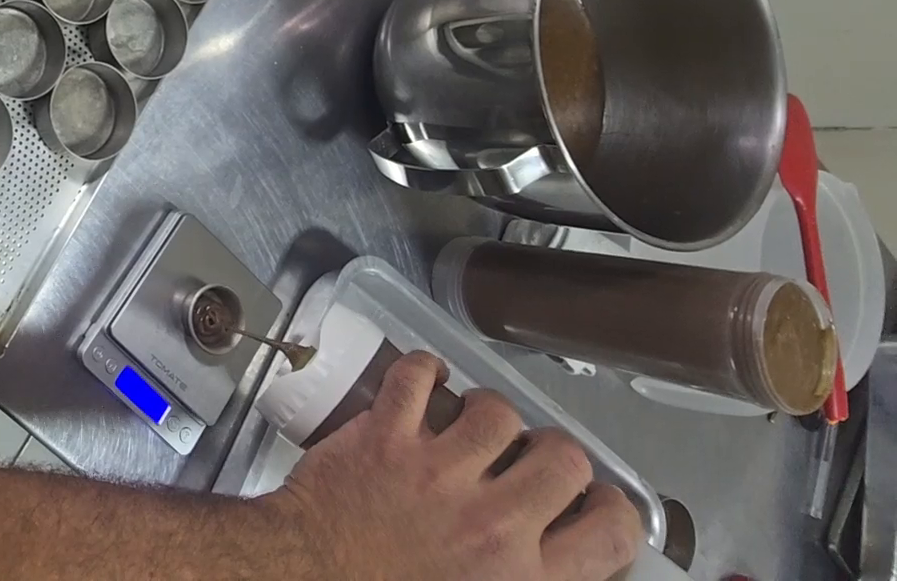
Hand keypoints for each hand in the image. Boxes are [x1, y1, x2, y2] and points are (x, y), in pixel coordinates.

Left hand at [274, 352, 642, 580]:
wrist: (315, 574)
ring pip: (495, 410)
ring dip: (490, 408)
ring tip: (475, 417)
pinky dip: (423, 366)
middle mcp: (494, 521)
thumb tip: (552, 555)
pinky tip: (429, 374)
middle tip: (527, 450)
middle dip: (552, 447)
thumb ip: (526, 578)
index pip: (611, 531)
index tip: (589, 493)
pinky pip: (414, 378)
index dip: (609, 505)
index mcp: (530, 578)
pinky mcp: (384, 435)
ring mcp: (437, 471)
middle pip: (562, 457)